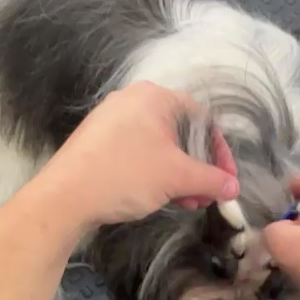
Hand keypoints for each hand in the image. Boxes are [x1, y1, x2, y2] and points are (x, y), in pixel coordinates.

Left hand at [32, 82, 239, 229]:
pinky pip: (139, 152)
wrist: (65, 197)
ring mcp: (113, 120)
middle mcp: (133, 100)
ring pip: (160, 145)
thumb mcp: (176, 177)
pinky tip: (161, 197)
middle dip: (199, 168)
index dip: (220, 152)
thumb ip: (211, 179)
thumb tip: (233, 187)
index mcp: (154, 97)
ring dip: (179, 175)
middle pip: (181, 132)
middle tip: (207, 195)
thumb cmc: (125, 175)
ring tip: (187, 202)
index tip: (227, 181)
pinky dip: (156, 173)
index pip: (202, 119)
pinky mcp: (99, 142)